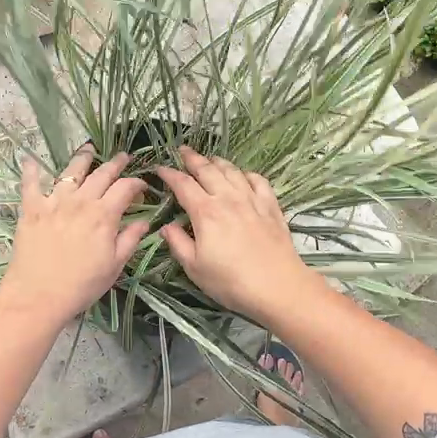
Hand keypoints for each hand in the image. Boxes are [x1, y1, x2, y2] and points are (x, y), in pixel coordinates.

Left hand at [0, 146, 148, 330]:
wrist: (38, 295)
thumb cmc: (81, 285)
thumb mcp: (114, 266)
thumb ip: (130, 240)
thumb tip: (145, 222)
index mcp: (104, 215)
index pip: (125, 188)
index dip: (137, 183)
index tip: (142, 186)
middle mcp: (80, 201)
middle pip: (101, 174)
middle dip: (115, 163)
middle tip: (123, 157)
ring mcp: (54, 202)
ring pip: (70, 171)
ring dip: (82, 158)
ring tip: (88, 149)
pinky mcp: (31, 209)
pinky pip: (30, 184)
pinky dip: (31, 170)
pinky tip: (30, 160)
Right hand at [155, 147, 326, 323]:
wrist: (278, 286)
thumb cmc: (231, 281)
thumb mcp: (195, 268)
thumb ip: (178, 244)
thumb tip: (167, 227)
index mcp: (206, 212)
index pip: (183, 185)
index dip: (169, 174)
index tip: (159, 168)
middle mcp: (228, 199)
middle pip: (208, 170)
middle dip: (192, 158)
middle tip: (182, 151)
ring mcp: (252, 200)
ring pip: (233, 171)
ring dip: (218, 162)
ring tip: (210, 158)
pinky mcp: (271, 207)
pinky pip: (258, 181)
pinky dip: (247, 174)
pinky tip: (244, 176)